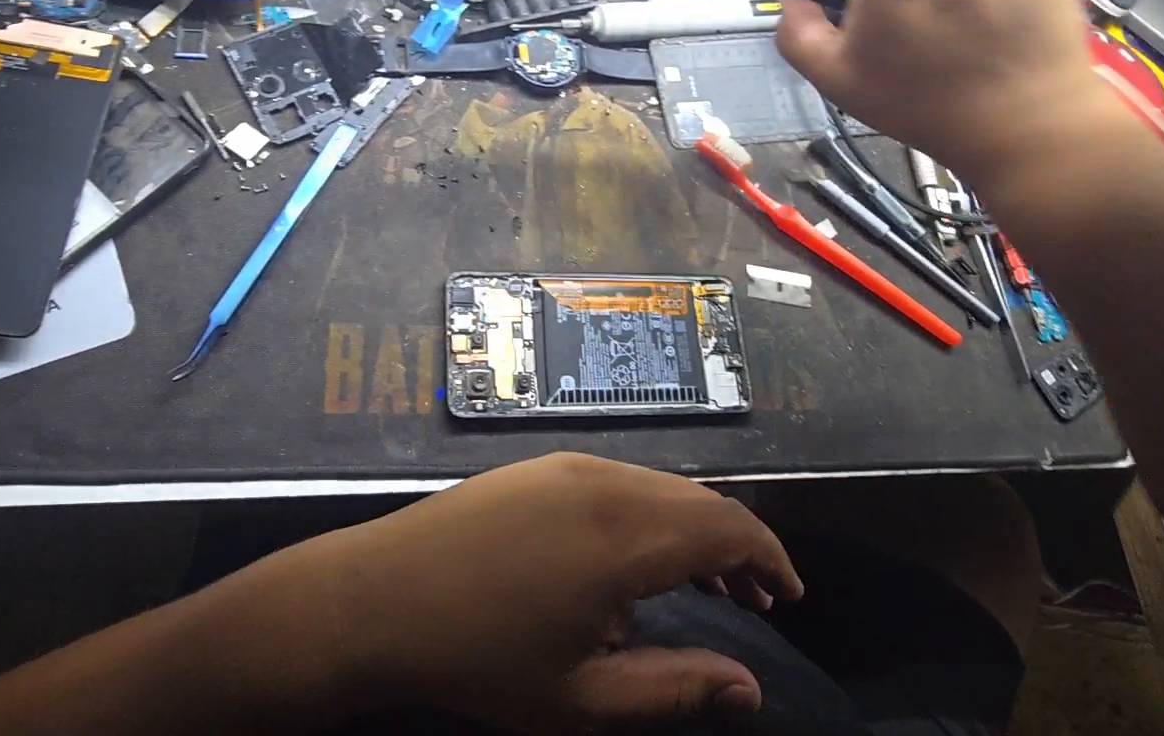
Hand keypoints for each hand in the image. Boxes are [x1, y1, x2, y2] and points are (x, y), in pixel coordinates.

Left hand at [296, 453, 802, 731]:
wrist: (374, 596)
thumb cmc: (478, 657)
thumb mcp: (581, 698)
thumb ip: (675, 687)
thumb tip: (750, 686)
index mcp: (623, 535)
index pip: (727, 526)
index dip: (770, 556)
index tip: (789, 594)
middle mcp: (603, 482)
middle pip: (697, 499)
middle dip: (737, 544)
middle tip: (754, 599)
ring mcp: (566, 466)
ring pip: (658, 487)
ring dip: (693, 527)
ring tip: (707, 583)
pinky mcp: (538, 466)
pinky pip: (618, 481)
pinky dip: (650, 512)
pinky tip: (638, 554)